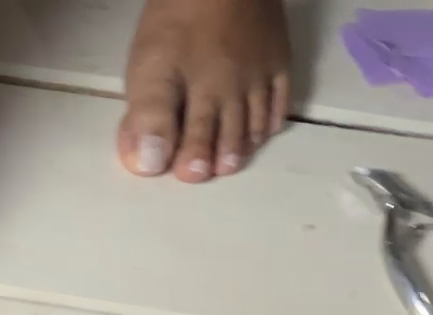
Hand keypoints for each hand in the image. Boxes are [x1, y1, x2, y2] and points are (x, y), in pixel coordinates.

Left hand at [118, 0, 290, 180]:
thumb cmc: (177, 21)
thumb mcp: (150, 72)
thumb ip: (150, 119)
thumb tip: (153, 165)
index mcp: (204, 97)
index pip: (198, 140)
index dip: (194, 161)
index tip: (191, 176)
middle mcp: (238, 89)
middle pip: (231, 131)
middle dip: (222, 155)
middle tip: (218, 171)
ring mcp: (262, 70)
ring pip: (257, 117)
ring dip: (248, 141)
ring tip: (237, 159)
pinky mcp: (278, 52)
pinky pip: (282, 92)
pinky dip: (275, 115)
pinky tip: (267, 130)